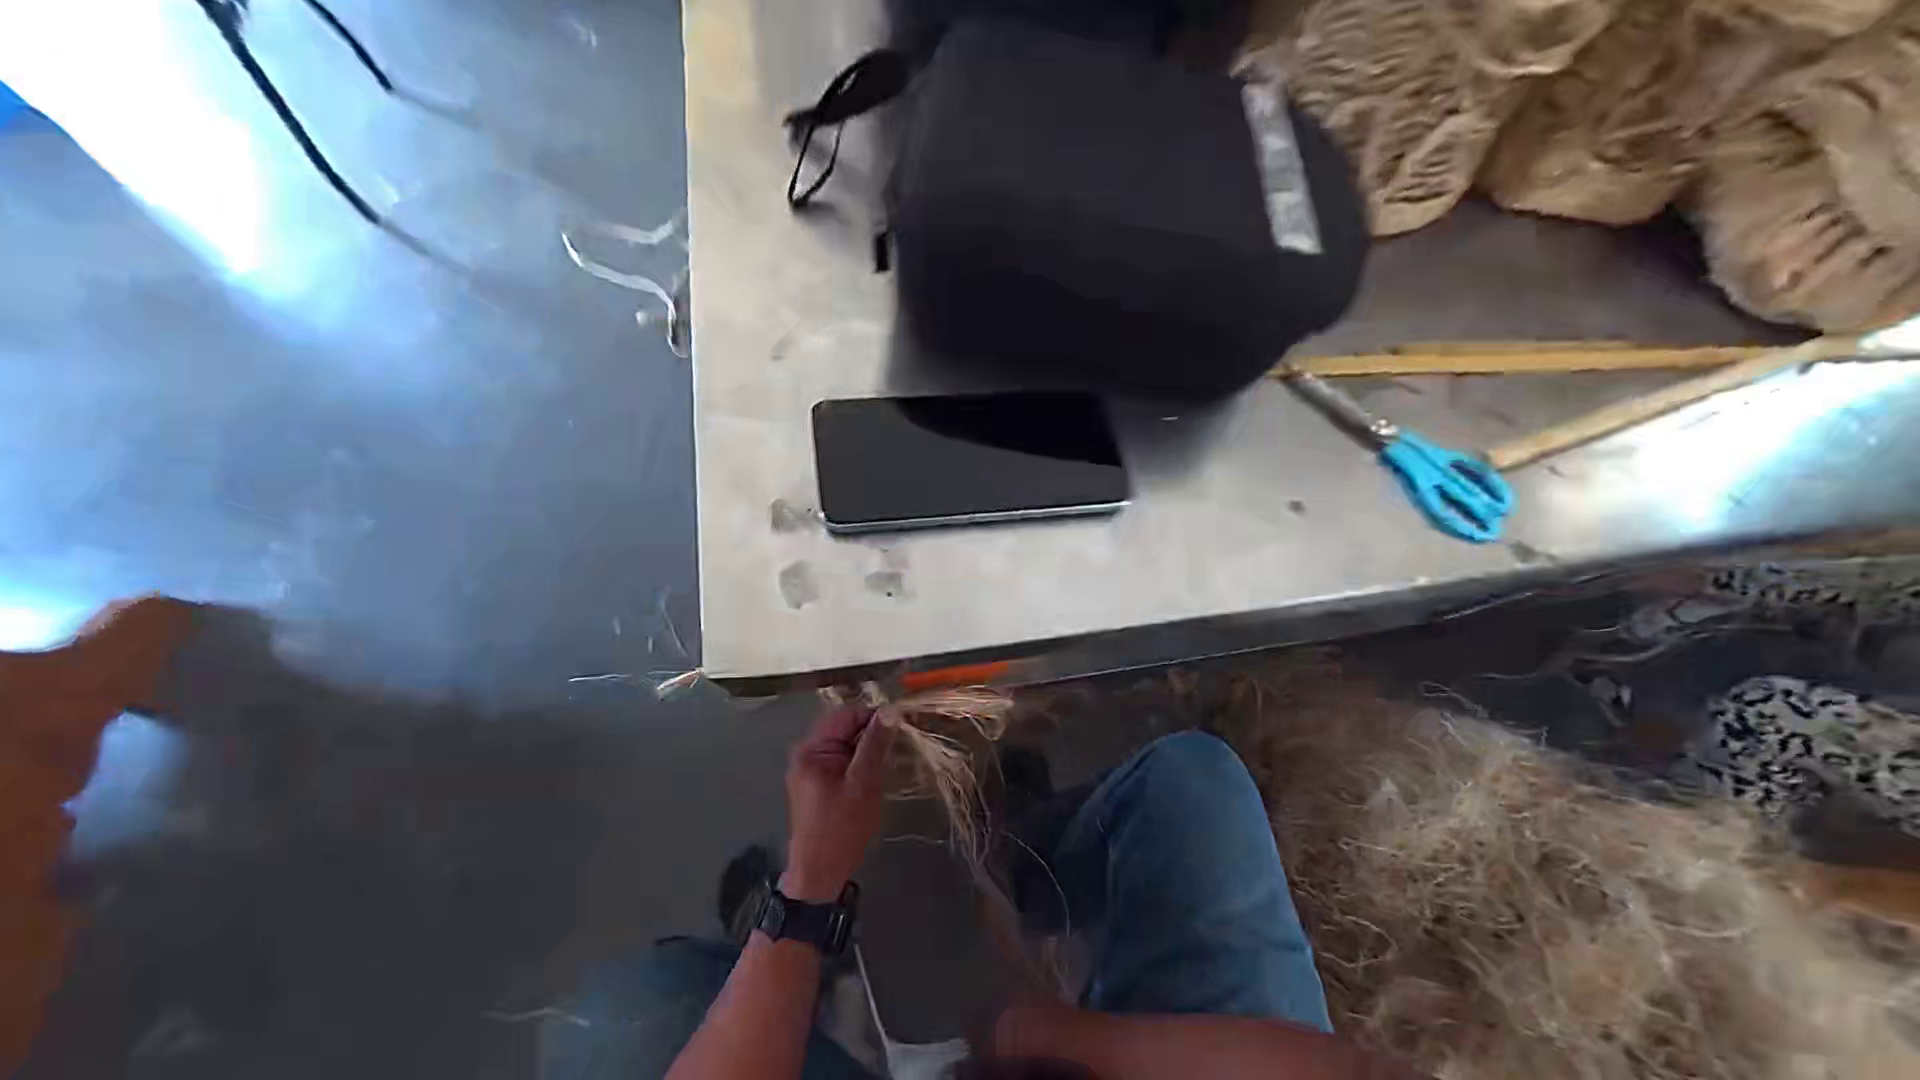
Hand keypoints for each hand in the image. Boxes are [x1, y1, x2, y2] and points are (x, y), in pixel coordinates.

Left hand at [782, 704, 895, 901]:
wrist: (820, 875)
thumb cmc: (841, 829)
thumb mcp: (863, 783)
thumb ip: (875, 745)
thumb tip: (890, 710)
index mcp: (811, 749)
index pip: (846, 715)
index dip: (874, 716)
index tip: (902, 724)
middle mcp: (807, 753)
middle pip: (845, 728)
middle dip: (872, 733)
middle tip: (900, 743)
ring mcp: (811, 768)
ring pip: (847, 743)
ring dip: (869, 748)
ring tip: (892, 759)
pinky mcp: (819, 782)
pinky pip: (843, 759)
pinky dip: (861, 761)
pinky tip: (877, 773)